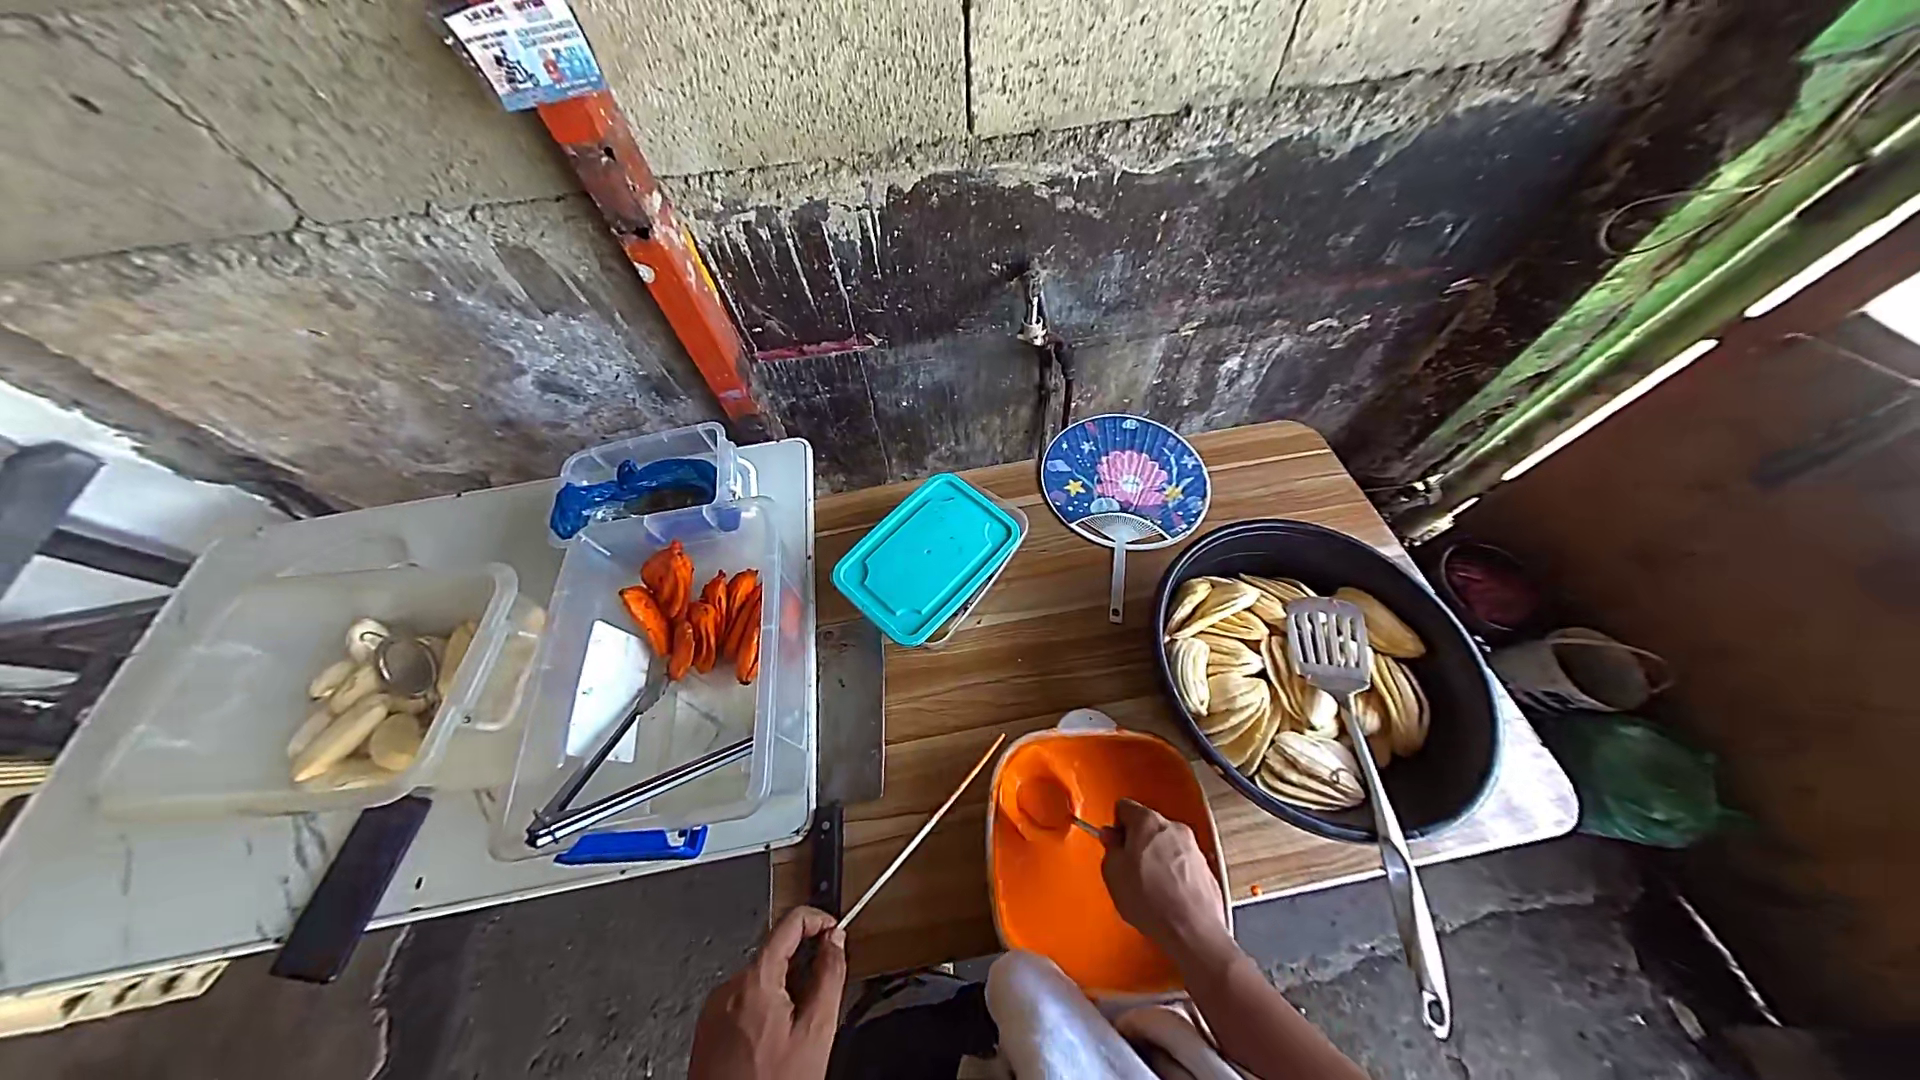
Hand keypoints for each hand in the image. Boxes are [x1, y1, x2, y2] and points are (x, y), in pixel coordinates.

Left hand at [688, 906, 846, 1079]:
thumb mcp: (816, 1033)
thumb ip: (830, 976)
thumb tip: (835, 940)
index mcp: (755, 981)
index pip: (790, 922)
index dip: (819, 920)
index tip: (834, 931)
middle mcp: (728, 989)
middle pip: (776, 953)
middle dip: (802, 967)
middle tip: (817, 1001)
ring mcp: (714, 1009)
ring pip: (761, 978)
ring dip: (784, 991)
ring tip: (791, 1034)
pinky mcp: (708, 1029)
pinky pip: (743, 1000)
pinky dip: (763, 1008)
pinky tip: (770, 1043)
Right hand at [1102, 799, 1228, 957]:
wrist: (1193, 932)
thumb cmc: (1153, 902)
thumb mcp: (1113, 873)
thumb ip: (1110, 848)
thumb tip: (1112, 841)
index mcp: (1147, 821)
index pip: (1124, 807)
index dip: (1115, 826)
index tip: (1114, 844)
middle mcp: (1173, 828)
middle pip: (1147, 826)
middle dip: (1136, 843)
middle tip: (1128, 869)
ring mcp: (1193, 848)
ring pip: (1166, 845)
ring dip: (1156, 859)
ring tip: (1149, 889)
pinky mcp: (1206, 869)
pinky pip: (1182, 863)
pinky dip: (1173, 874)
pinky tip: (1166, 897)